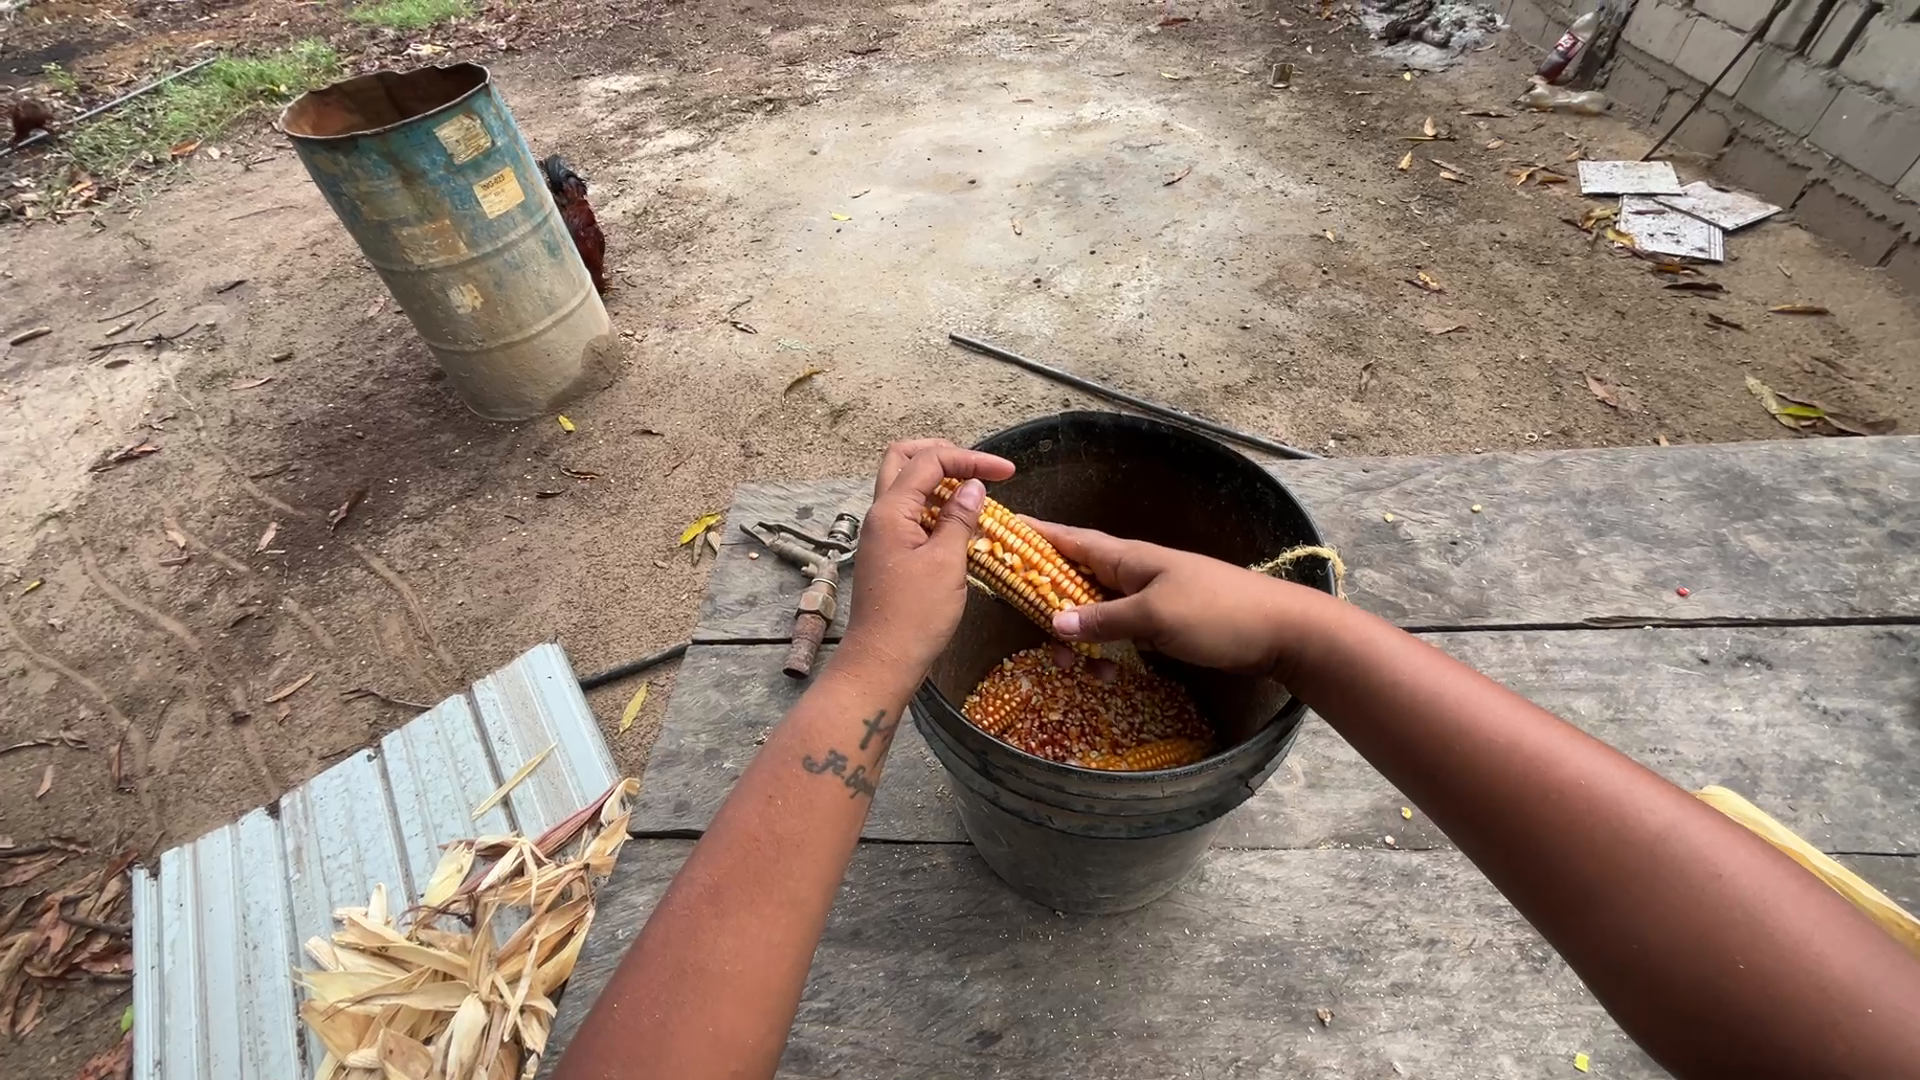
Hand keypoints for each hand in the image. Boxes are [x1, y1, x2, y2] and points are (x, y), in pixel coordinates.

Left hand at [837, 439, 1014, 682]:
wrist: (882, 661)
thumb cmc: (915, 617)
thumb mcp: (947, 564)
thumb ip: (959, 519)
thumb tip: (974, 486)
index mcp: (890, 511)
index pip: (929, 461)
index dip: (970, 459)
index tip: (1007, 472)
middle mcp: (879, 515)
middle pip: (903, 459)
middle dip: (943, 455)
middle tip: (978, 468)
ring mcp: (880, 534)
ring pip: (904, 486)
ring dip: (938, 480)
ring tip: (974, 493)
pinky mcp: (888, 552)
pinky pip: (909, 513)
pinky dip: (934, 507)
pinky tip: (959, 522)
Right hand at [1030, 521, 1334, 680]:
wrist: (1280, 632)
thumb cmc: (1217, 612)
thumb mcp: (1156, 616)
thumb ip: (1104, 618)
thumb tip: (1053, 622)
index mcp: (1126, 558)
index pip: (1067, 540)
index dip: (1033, 535)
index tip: (997, 530)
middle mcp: (1129, 573)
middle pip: (1071, 579)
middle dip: (1046, 602)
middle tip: (1029, 629)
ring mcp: (1143, 599)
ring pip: (1091, 612)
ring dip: (1077, 637)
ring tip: (1071, 668)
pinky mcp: (1157, 624)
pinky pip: (1116, 633)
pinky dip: (1104, 652)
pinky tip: (1106, 674)